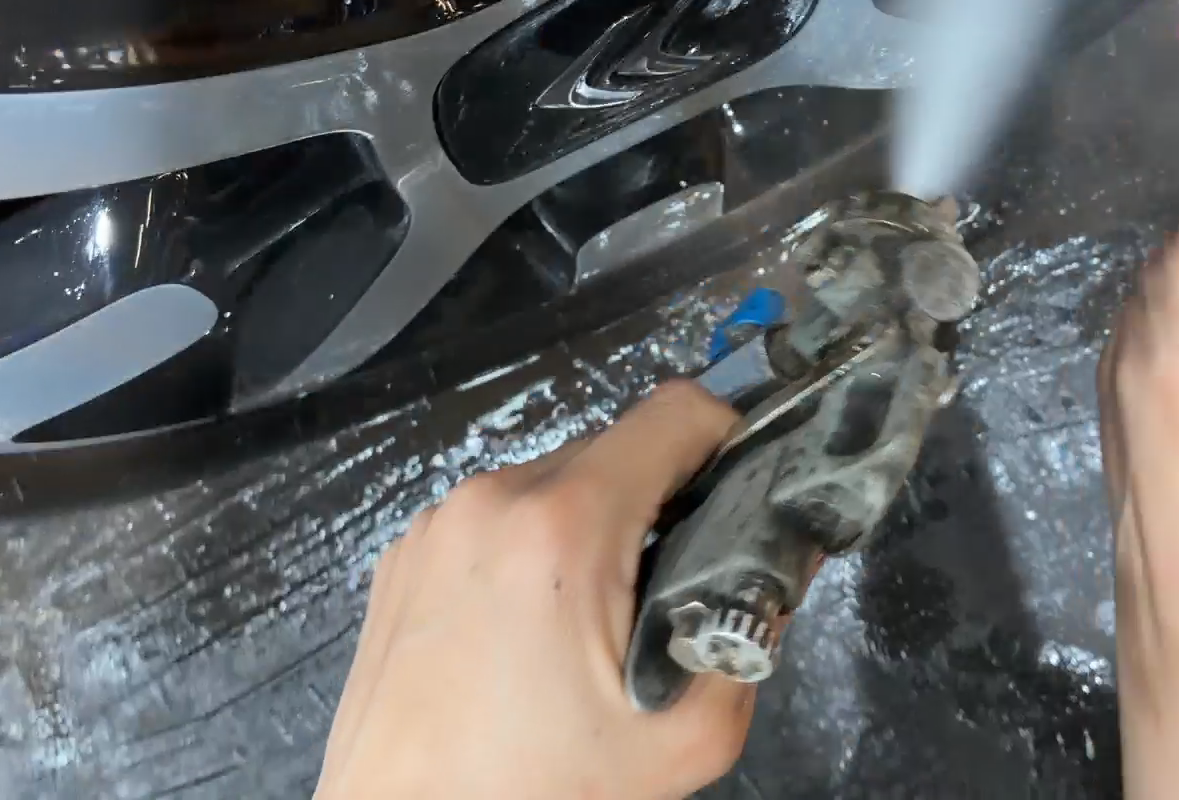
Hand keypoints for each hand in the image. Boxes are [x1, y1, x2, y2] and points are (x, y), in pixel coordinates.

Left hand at [314, 381, 752, 799]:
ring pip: (552, 479)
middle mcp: (494, 498)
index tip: (732, 475)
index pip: (670, 415)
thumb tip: (771, 580)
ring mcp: (441, 518)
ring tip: (586, 607)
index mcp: (564, 525)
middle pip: (612, 449)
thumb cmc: (536, 789)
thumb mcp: (680, 742)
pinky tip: (521, 617)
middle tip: (662, 573)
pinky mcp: (407, 545)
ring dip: (588, 520)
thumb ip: (748, 648)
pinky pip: (495, 512)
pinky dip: (528, 541)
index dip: (719, 434)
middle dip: (654, 496)